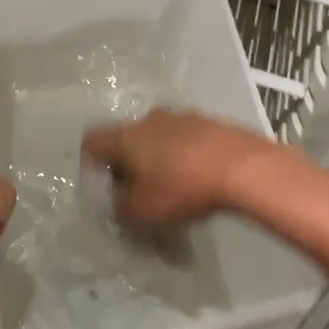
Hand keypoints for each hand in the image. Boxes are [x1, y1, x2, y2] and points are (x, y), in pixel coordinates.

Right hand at [80, 109, 281, 226]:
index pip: (92, 140)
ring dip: (157, 158)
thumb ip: (121, 208)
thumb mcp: (143, 212)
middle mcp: (148, 119)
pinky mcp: (206, 121)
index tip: (99, 183)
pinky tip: (195, 177)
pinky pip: (183, 139)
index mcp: (126, 137)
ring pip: (156, 137)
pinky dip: (182, 155)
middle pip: (126, 139)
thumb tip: (117, 201)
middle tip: (137, 191)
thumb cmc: (182, 187)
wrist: (239, 165)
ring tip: (170, 186)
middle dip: (128, 164)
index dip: (89, 161)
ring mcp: (179, 116)